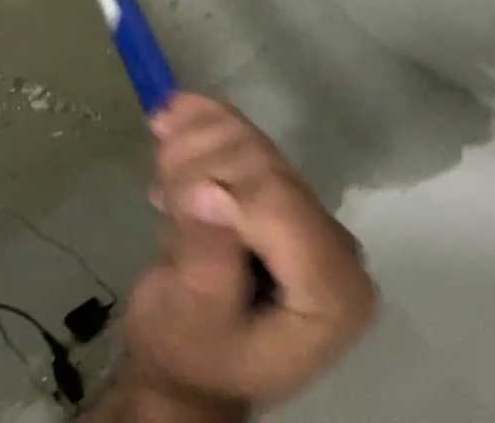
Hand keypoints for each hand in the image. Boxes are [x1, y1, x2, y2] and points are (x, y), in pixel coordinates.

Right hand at [122, 95, 375, 418]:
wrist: (187, 365)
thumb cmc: (189, 353)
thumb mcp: (190, 317)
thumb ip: (206, 258)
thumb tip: (205, 193)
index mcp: (333, 291)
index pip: (277, 204)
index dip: (215, 181)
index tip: (162, 193)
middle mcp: (338, 249)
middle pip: (264, 168)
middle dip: (199, 160)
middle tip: (156, 186)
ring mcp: (311, 219)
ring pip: (251, 146)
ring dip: (194, 141)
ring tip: (160, 174)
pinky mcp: (283, 199)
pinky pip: (244, 142)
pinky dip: (200, 128)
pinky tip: (168, 130)